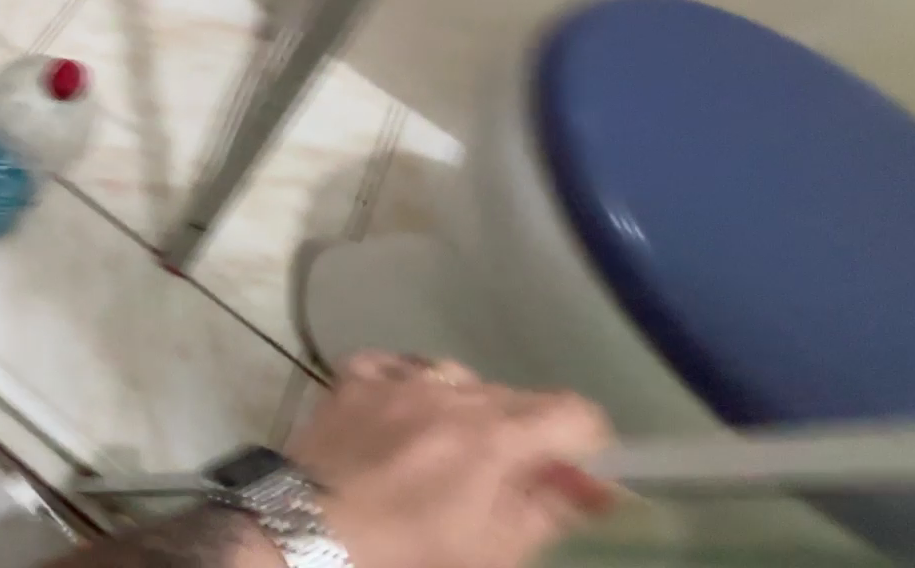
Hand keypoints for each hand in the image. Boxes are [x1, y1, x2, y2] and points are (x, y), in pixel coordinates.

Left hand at [285, 351, 615, 567]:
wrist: (316, 524)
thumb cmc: (413, 548)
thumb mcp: (497, 548)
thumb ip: (550, 509)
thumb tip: (597, 487)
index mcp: (493, 436)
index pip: (571, 411)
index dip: (584, 441)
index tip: (570, 469)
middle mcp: (447, 392)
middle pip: (512, 395)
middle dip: (522, 430)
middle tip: (504, 473)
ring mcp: (395, 378)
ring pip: (452, 375)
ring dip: (463, 404)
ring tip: (447, 445)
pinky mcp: (352, 376)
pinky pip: (393, 365)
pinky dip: (403, 383)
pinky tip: (399, 411)